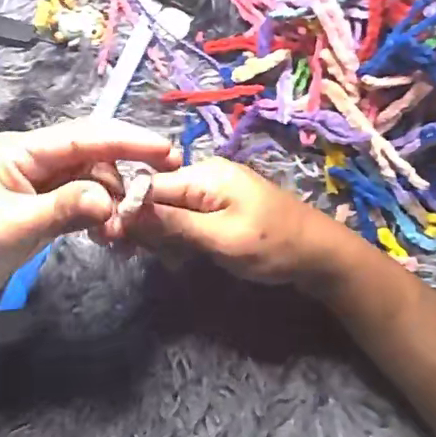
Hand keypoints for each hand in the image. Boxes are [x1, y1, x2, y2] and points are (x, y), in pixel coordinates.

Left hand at [0, 119, 180, 302]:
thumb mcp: (15, 227)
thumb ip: (64, 208)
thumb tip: (110, 200)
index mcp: (20, 150)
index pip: (82, 136)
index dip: (126, 141)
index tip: (164, 150)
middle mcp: (35, 156)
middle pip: (92, 151)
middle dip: (127, 165)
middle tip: (162, 184)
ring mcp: (42, 178)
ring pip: (93, 175)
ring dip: (114, 196)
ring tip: (122, 228)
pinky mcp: (48, 200)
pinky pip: (85, 196)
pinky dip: (101, 211)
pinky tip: (109, 231)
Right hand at [128, 157, 349, 285]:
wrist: (321, 254)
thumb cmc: (273, 245)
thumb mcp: (221, 238)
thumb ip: (174, 224)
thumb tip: (127, 211)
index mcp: (205, 174)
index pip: (149, 186)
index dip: (129, 212)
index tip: (114, 241)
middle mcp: (205, 175)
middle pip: (157, 198)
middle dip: (147, 228)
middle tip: (142, 258)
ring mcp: (214, 191)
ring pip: (169, 211)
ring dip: (163, 237)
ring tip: (172, 262)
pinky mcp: (219, 207)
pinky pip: (187, 218)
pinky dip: (180, 238)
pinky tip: (182, 257)